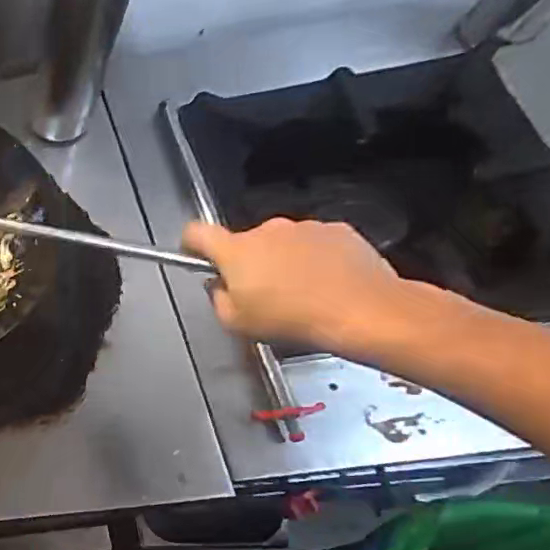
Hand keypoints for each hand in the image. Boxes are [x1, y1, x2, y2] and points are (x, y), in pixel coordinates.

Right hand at [183, 218, 456, 360]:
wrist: (359, 309)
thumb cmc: (292, 318)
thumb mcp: (235, 322)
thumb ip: (217, 299)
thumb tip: (220, 288)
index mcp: (236, 251)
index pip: (198, 233)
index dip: (190, 243)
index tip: (193, 254)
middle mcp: (269, 230)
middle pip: (243, 243)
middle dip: (245, 265)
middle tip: (255, 296)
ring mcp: (305, 228)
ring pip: (279, 244)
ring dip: (279, 264)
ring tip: (293, 296)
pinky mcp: (337, 231)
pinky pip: (311, 245)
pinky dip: (310, 262)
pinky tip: (319, 287)